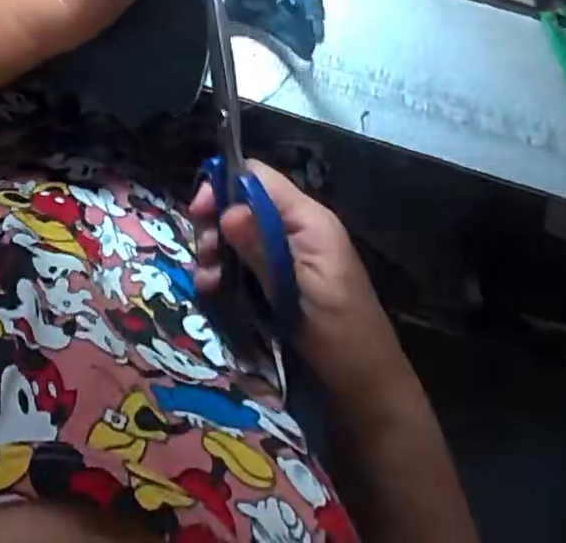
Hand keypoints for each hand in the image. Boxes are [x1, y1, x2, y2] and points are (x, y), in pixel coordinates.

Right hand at [190, 161, 411, 399]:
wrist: (366, 388)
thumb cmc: (340, 335)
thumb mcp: (297, 290)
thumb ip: (262, 248)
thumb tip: (227, 210)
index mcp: (308, 220)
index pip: (257, 176)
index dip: (222, 184)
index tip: (199, 212)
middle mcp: (295, 227)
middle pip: (239, 201)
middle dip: (214, 223)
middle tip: (203, 253)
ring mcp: (285, 251)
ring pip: (234, 231)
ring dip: (214, 250)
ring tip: (208, 280)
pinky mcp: (276, 274)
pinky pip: (240, 257)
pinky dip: (222, 270)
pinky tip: (213, 289)